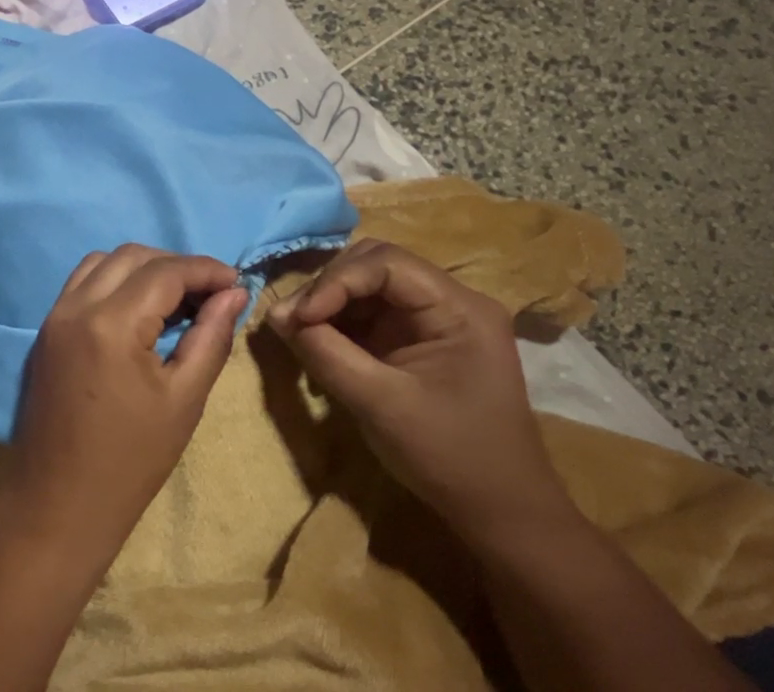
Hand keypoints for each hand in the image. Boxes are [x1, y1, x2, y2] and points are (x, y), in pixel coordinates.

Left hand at [0, 245, 249, 560]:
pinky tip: (140, 311)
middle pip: (131, 256)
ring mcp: (54, 316)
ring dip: (142, 268)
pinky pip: (81, 284)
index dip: (206, 270)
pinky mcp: (45, 331)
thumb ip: (211, 337)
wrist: (60, 500)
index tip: (238, 283)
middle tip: (211, 293)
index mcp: (111, 322)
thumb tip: (234, 294)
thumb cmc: (132, 459)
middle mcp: (75, 306)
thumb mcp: (184, 398)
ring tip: (178, 300)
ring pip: (101, 262)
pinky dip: (113, 281)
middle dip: (176, 265)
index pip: (165, 271)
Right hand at [268, 239, 574, 543]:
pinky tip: (318, 344)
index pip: (385, 263)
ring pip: (368, 286)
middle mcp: (450, 303)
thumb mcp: (379, 403)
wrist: (498, 510)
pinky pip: (370, 314)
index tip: (298, 318)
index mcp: (459, 309)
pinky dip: (338, 323)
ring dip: (329, 304)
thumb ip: (325, 352)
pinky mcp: (418, 342)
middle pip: (375, 265)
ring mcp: (435, 322)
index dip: (334, 282)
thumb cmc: (448, 455)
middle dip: (328, 287)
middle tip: (293, 321)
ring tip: (298, 333)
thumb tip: (274, 316)